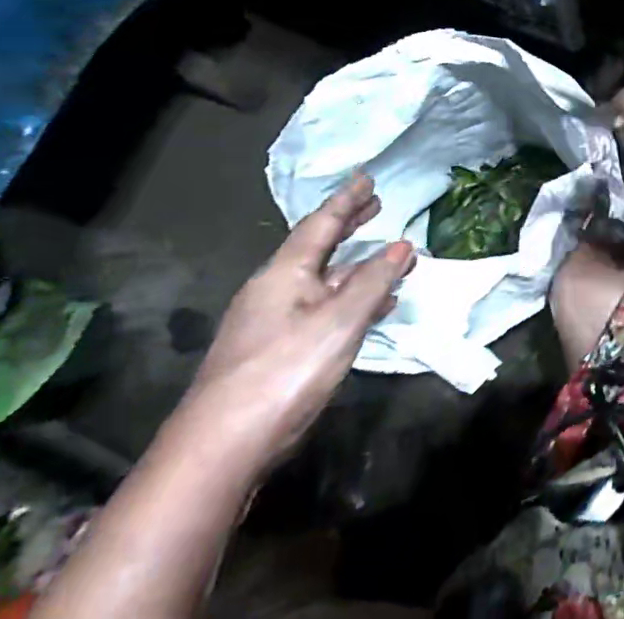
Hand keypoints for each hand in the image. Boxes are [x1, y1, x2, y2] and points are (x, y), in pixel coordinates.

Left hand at [176, 171, 413, 474]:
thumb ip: (372, 283)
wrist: (221, 446)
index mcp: (284, 272)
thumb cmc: (284, 371)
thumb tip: (402, 246)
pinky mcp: (275, 351)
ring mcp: (272, 322)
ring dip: (356, 268)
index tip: (368, 178)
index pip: (321, 224)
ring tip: (390, 259)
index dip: (347, 200)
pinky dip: (349, 301)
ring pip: (323, 282)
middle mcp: (275, 289)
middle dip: (349, 227)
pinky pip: (321, 309)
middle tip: (376, 206)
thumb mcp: (338, 322)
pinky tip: (372, 310)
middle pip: (318, 248)